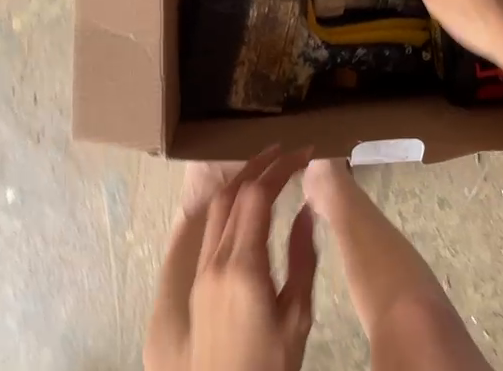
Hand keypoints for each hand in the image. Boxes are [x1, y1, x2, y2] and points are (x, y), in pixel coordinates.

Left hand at [145, 147, 317, 370]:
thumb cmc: (270, 363)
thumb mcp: (298, 316)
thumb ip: (302, 259)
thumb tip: (306, 212)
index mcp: (242, 266)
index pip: (257, 195)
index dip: (280, 167)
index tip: (305, 154)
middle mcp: (215, 260)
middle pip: (231, 193)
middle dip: (258, 165)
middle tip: (287, 152)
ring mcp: (201, 270)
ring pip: (216, 207)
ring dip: (240, 180)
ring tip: (267, 167)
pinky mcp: (197, 281)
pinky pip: (211, 226)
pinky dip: (230, 203)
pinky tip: (247, 204)